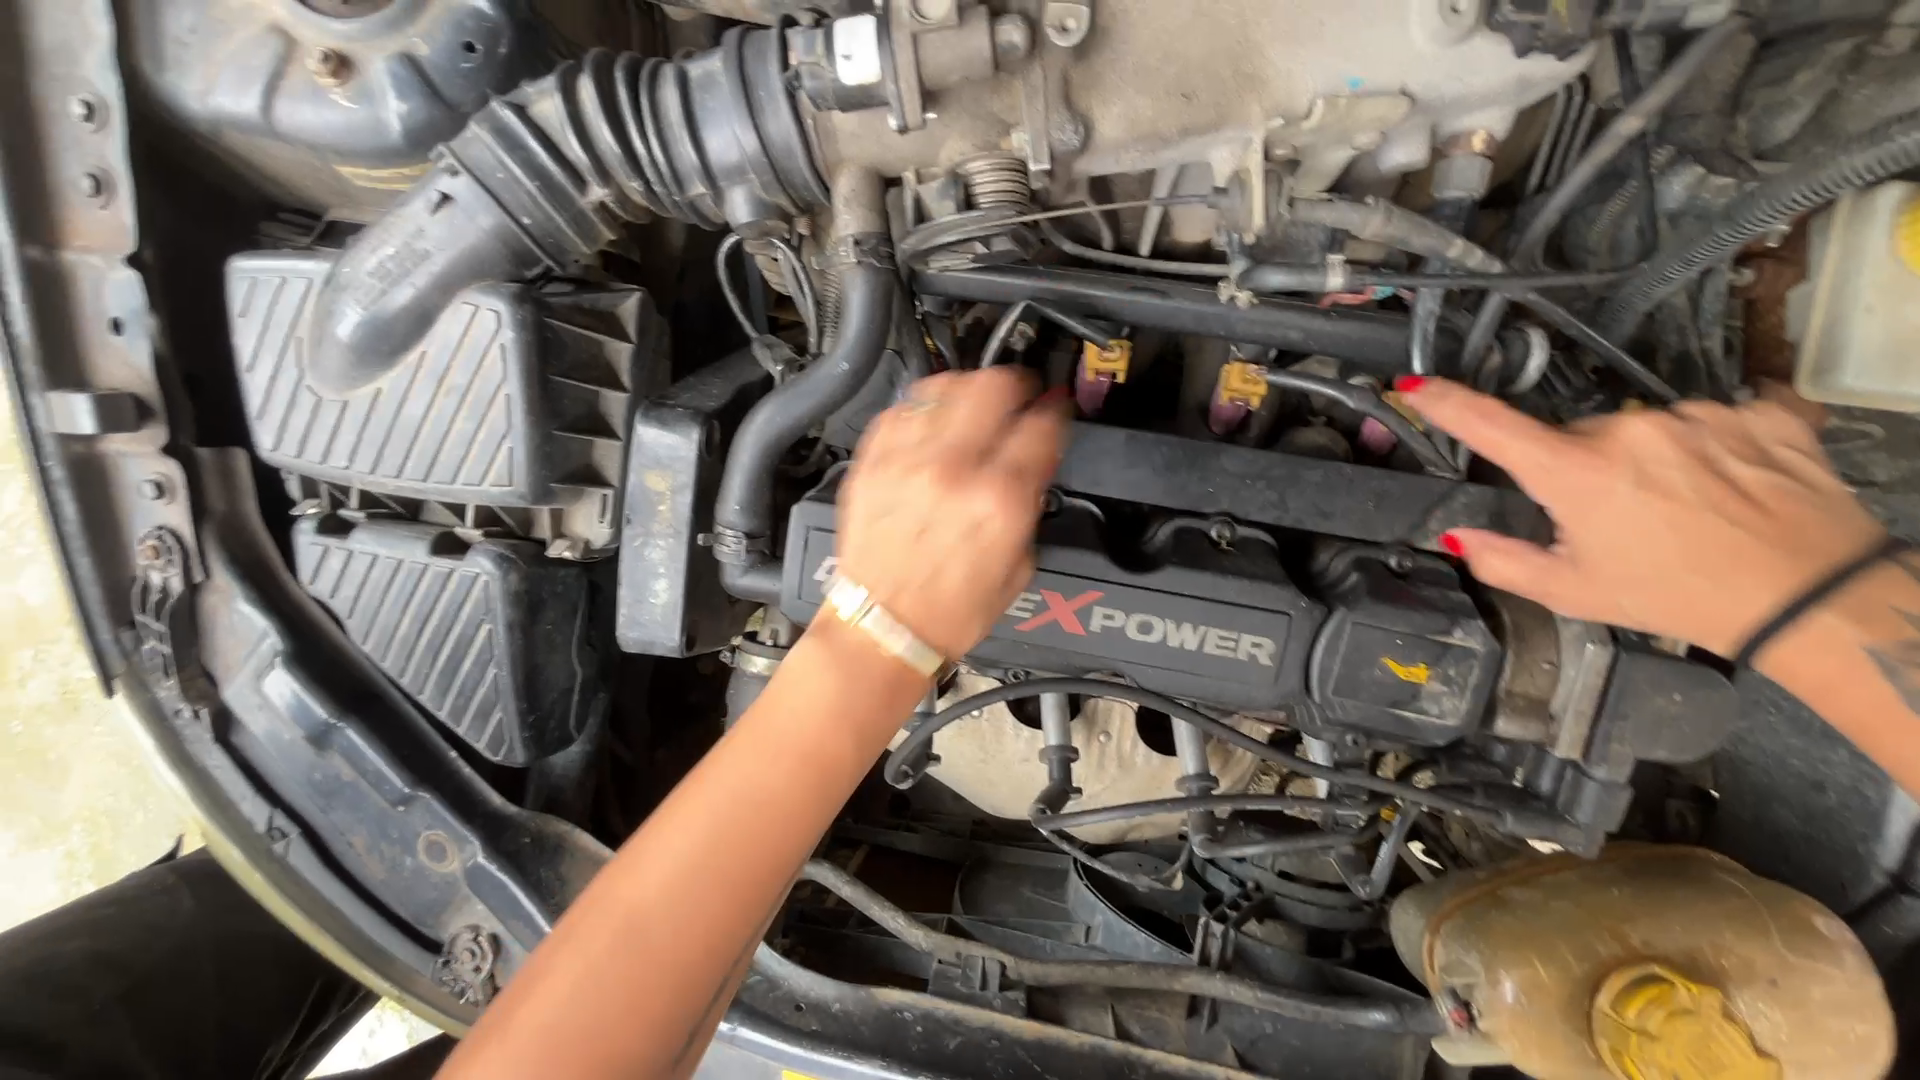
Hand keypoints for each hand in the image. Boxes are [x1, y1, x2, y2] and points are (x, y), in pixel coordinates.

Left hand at [835, 370, 1068, 660]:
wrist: (884, 627)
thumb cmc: (946, 611)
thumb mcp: (1016, 567)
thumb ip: (1027, 507)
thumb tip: (1031, 471)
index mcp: (999, 498)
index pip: (1042, 425)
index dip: (1057, 412)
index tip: (1056, 411)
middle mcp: (952, 469)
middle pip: (994, 385)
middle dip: (1016, 384)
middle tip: (1020, 394)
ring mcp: (907, 461)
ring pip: (944, 385)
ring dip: (968, 387)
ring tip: (974, 401)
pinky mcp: (872, 464)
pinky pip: (900, 410)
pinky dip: (922, 408)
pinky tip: (930, 422)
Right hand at [1396, 377, 1886, 659]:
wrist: (1813, 596)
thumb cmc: (1680, 597)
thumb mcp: (1571, 592)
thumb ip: (1499, 560)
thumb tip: (1456, 535)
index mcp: (1576, 473)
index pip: (1489, 425)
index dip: (1444, 403)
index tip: (1413, 385)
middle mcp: (1630, 430)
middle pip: (1575, 434)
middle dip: (1578, 467)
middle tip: (1609, 516)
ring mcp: (1698, 416)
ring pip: (1640, 428)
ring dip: (1644, 458)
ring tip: (1677, 507)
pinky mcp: (1757, 412)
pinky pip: (1707, 418)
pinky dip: (1705, 447)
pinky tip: (1723, 484)